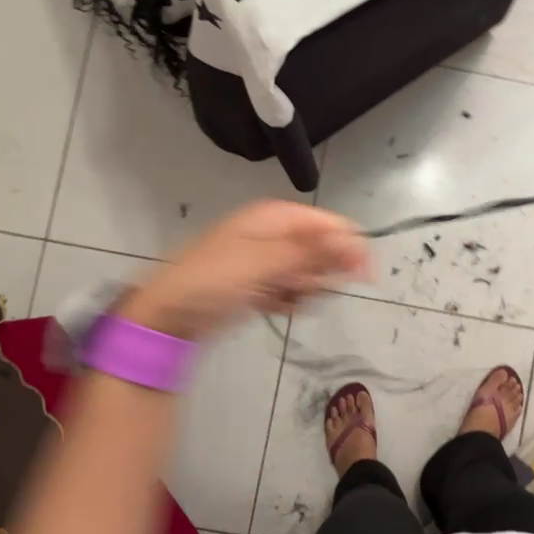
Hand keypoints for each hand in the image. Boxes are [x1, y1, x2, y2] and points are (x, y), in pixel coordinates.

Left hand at [122, 202, 370, 340]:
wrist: (168, 316)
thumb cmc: (213, 281)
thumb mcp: (266, 263)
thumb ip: (313, 251)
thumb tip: (358, 242)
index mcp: (276, 218)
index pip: (330, 224)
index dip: (350, 246)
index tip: (365, 277)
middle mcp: (274, 234)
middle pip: (322, 250)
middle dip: (321, 273)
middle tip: (301, 289)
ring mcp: (267, 261)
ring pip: (308, 273)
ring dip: (304, 290)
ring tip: (281, 300)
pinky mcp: (260, 286)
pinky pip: (291, 290)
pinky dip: (289, 301)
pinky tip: (274, 308)